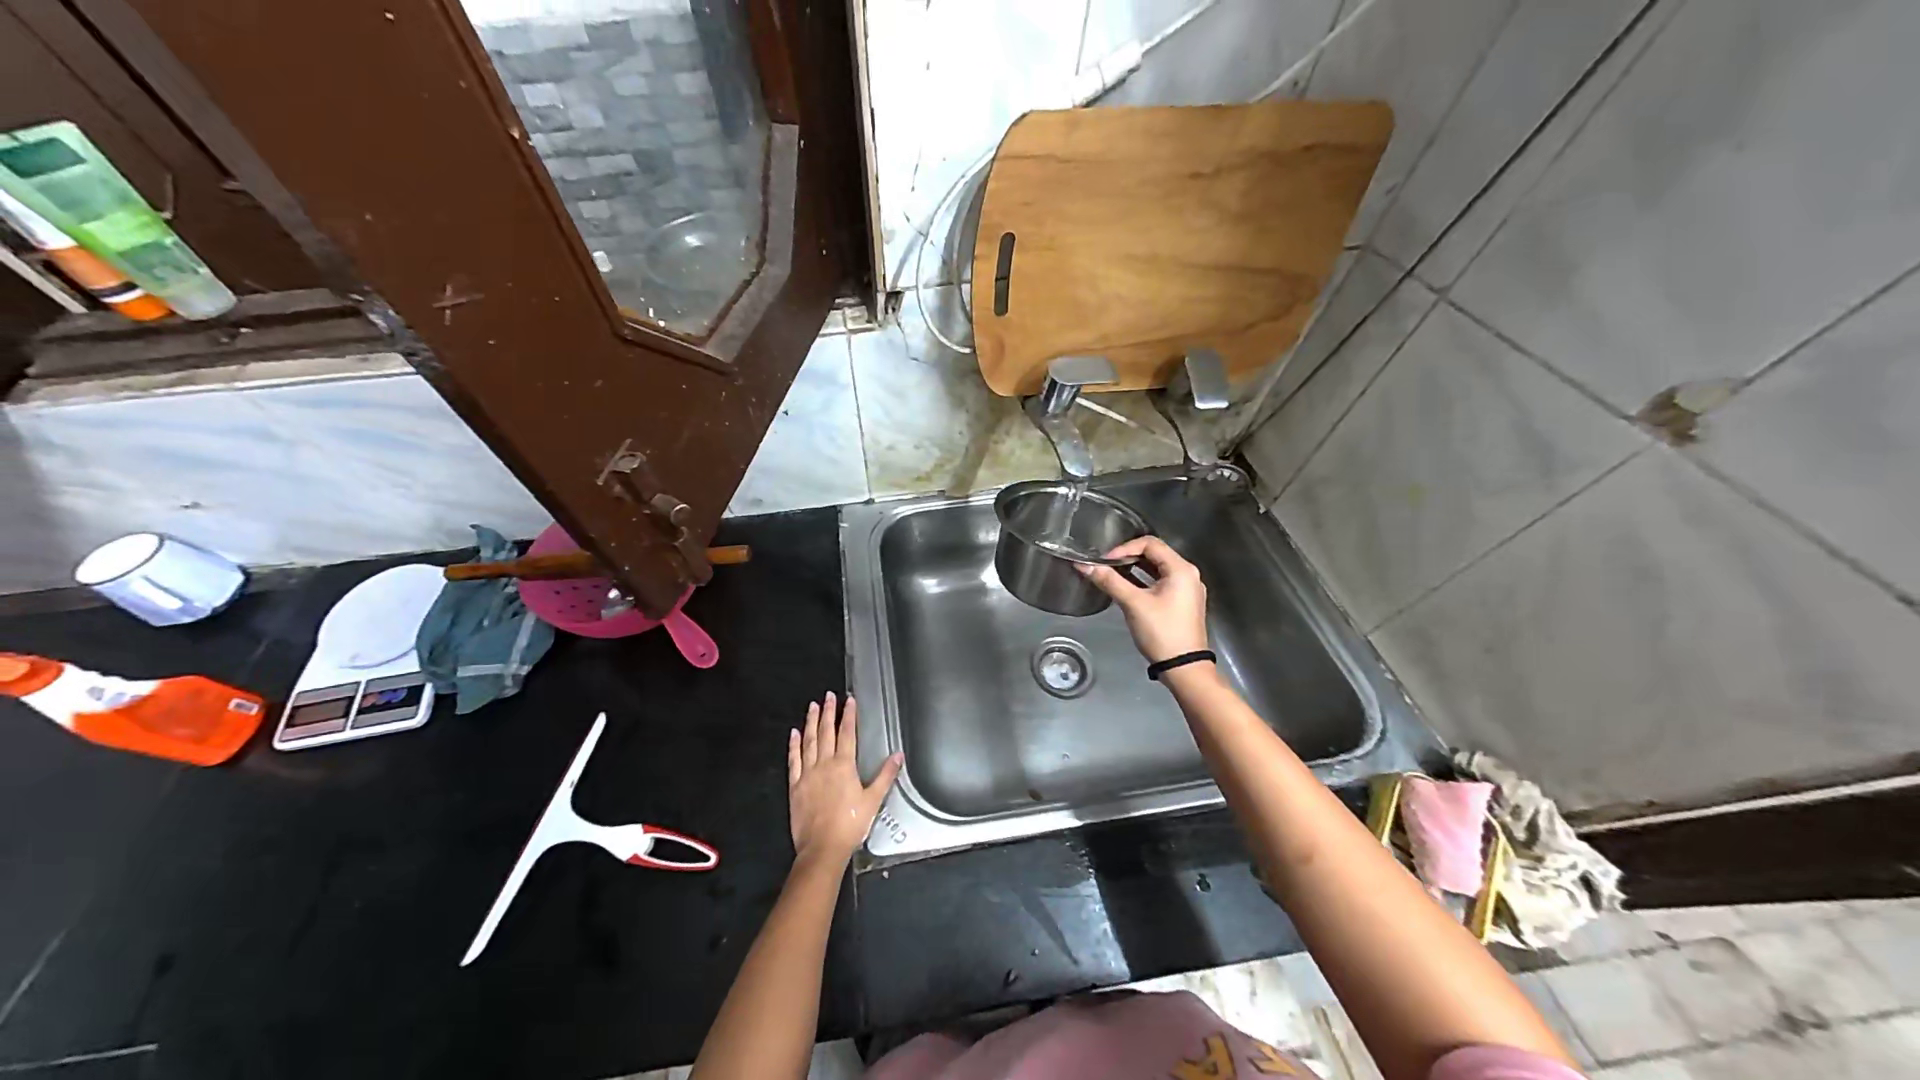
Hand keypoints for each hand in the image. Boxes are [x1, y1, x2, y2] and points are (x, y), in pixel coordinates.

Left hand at [787, 692, 901, 868]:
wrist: (822, 848)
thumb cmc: (850, 824)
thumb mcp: (873, 800)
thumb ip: (885, 775)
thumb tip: (898, 755)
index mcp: (844, 765)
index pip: (847, 733)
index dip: (848, 715)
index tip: (848, 700)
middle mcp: (824, 764)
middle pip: (826, 732)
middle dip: (828, 712)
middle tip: (828, 696)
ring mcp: (807, 774)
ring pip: (808, 741)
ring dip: (810, 722)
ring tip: (812, 707)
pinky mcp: (795, 786)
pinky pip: (793, 760)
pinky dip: (793, 745)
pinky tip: (794, 734)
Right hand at [1075, 536, 1208, 662]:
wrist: (1183, 667)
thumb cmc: (1161, 631)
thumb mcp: (1133, 603)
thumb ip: (1109, 581)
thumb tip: (1084, 565)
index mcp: (1181, 569)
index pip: (1150, 544)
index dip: (1124, 548)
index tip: (1105, 561)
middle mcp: (1188, 574)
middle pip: (1155, 554)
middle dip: (1129, 557)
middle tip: (1107, 565)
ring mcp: (1187, 589)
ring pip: (1157, 569)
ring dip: (1135, 569)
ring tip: (1113, 575)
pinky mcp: (1182, 602)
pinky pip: (1161, 582)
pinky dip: (1144, 581)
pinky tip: (1127, 588)